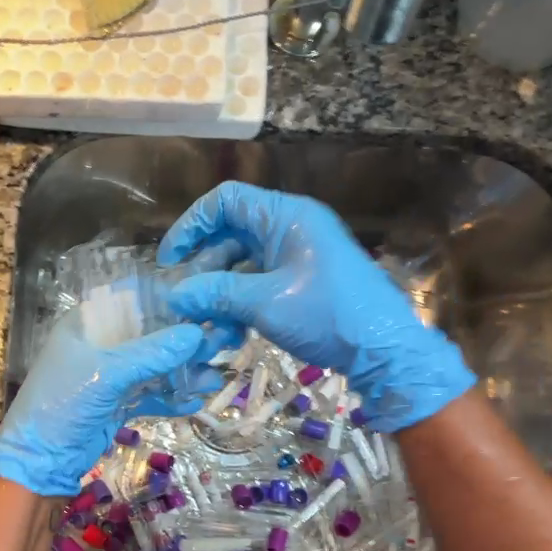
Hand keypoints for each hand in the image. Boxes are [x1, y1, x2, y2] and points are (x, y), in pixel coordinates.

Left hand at [0, 313, 217, 496]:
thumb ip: (153, 354)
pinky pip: (148, 394)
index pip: (133, 303)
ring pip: (152, 367)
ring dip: (181, 372)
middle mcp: (98, 344)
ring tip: (213, 378)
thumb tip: (198, 334)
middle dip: (183, 343)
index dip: (169, 305)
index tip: (206, 309)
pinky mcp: (116, 403)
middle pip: (148, 336)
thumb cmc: (63, 404)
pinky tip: (194, 400)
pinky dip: (169, 397)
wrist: (39, 460)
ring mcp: (108, 375)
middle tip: (220, 345)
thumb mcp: (108, 374)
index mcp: (86, 324)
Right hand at [158, 181, 474, 432]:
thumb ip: (216, 294)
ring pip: (241, 266)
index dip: (191, 226)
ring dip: (218, 295)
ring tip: (208, 328)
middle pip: (229, 236)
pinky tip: (230, 334)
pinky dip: (239, 305)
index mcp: (285, 217)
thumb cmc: (327, 315)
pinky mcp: (300, 283)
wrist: (382, 349)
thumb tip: (175, 295)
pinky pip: (257, 284)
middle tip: (187, 305)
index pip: (225, 201)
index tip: (169, 261)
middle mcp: (289, 229)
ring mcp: (296, 257)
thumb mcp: (265, 303)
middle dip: (203, 271)